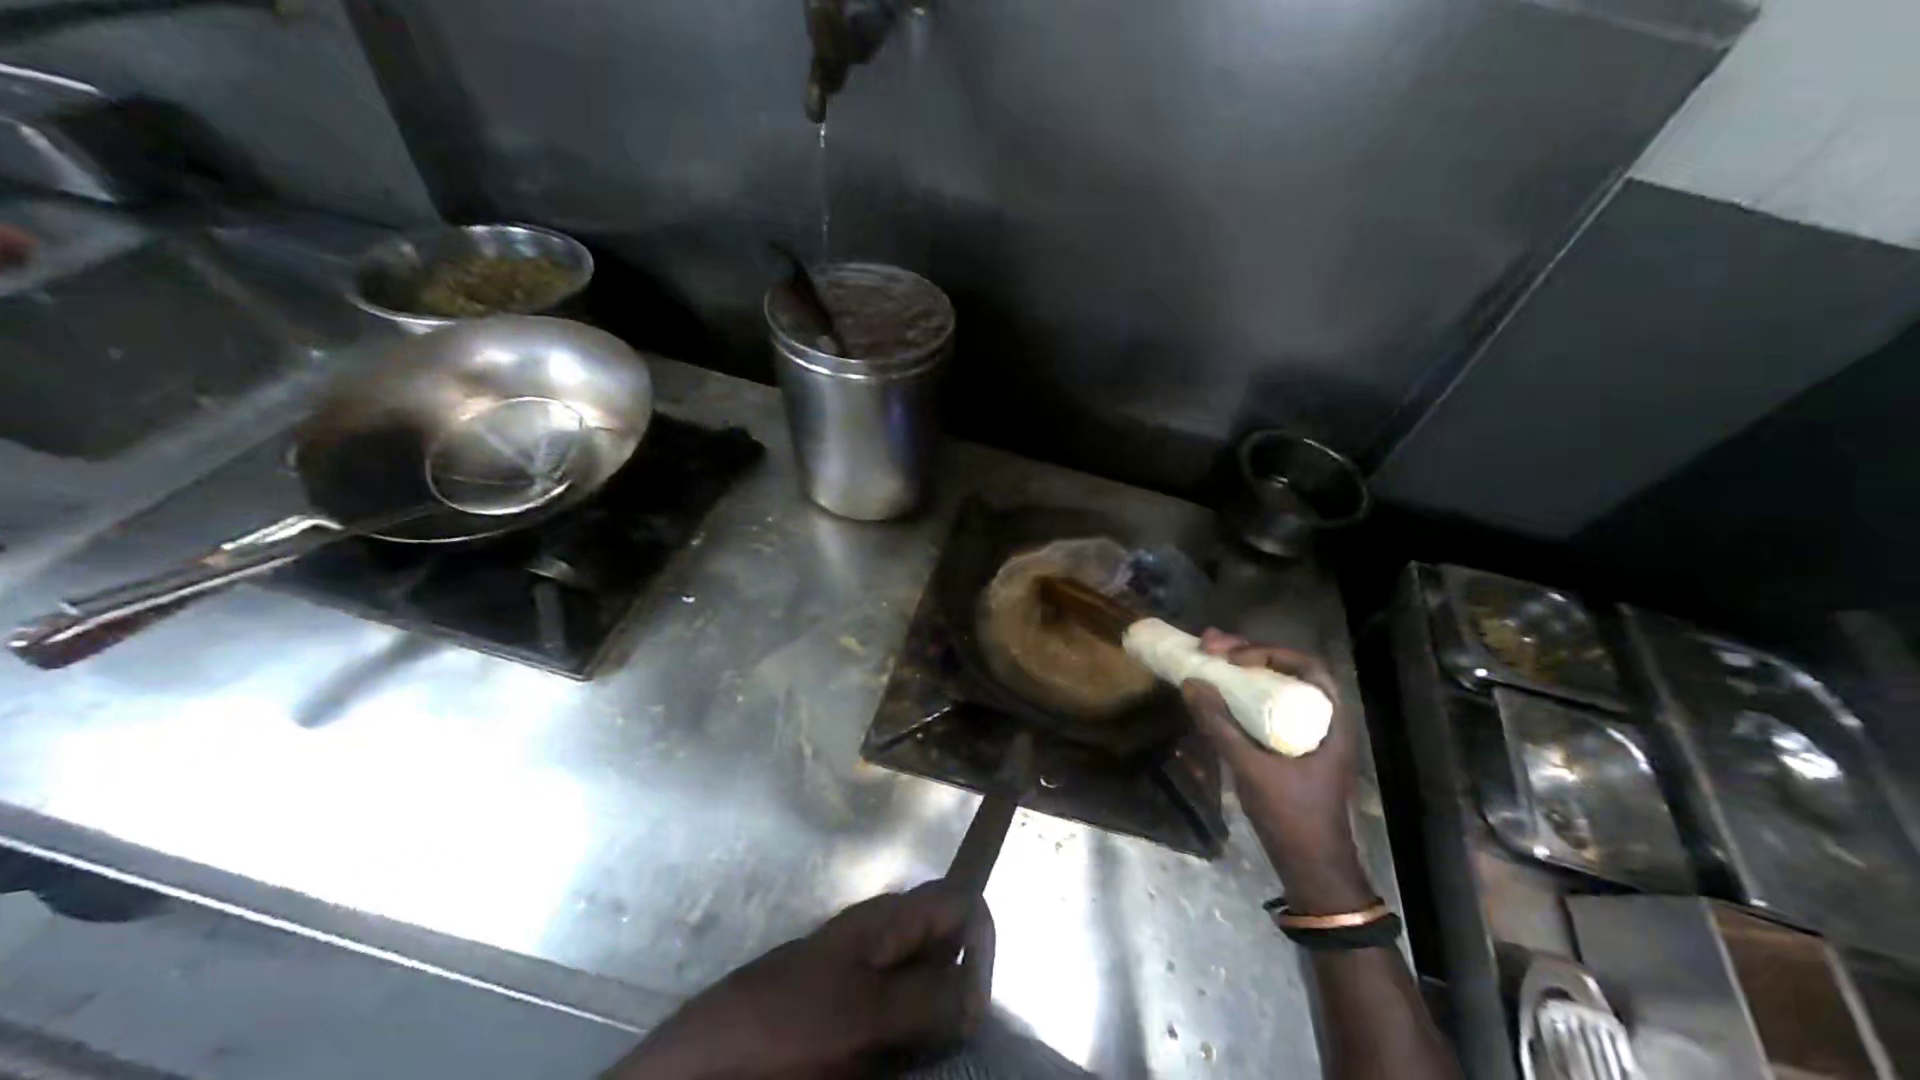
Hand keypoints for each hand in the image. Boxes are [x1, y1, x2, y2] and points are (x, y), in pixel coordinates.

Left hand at [610, 883, 993, 1079]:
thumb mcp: (862, 1010)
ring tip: (920, 1060)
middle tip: (946, 1047)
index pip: (963, 904)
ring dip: (940, 1025)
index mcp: (891, 919)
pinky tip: (901, 1064)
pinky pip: (906, 1020)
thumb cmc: (787, 1020)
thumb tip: (979, 999)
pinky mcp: (859, 1014)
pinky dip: (915, 1043)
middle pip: (952, 949)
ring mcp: (872, 977)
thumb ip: (926, 998)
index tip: (972, 1008)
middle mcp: (889, 939)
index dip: (981, 946)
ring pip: (931, 989)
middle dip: (962, 995)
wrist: (711, 1055)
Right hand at [1182, 630, 1372, 912]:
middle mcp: (1322, 721)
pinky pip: (1267, 711)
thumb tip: (1192, 683)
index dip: (1269, 652)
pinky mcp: (1290, 750)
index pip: (1306, 666)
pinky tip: (1216, 695)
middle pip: (1286, 673)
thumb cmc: (1290, 815)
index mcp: (1329, 721)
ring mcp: (1307, 736)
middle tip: (1209, 646)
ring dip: (1241, 674)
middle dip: (1247, 656)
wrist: (1311, 868)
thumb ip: (1220, 725)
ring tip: (1206, 660)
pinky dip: (1242, 697)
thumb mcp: (1251, 767)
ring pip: (1275, 690)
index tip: (1233, 657)